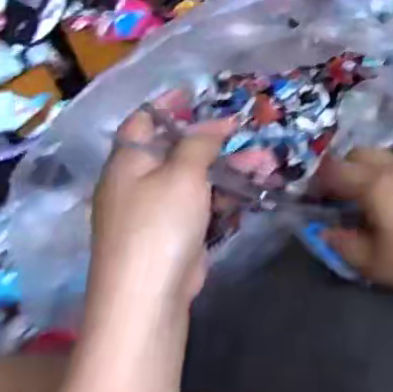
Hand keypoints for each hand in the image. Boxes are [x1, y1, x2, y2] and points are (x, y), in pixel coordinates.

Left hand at [87, 107, 232, 321]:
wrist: (146, 297)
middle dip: (214, 139)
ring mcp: (153, 212)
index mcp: (126, 165)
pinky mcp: (171, 234)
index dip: (166, 105)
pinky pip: (200, 202)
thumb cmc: (159, 225)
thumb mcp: (183, 173)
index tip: (197, 93)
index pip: (140, 123)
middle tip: (247, 130)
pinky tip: (252, 191)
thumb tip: (214, 123)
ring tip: (265, 164)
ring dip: (228, 167)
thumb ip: (200, 142)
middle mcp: (135, 185)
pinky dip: (224, 193)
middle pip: (175, 150)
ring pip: (194, 177)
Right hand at [317, 149, 392, 291]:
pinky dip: (386, 177)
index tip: (307, 202)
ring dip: (364, 173)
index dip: (314, 183)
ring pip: (380, 158)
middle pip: (357, 154)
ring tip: (362, 206)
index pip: (333, 170)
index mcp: (375, 183)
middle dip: (339, 171)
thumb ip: (343, 245)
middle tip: (333, 202)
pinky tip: (392, 205)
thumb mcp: (375, 263)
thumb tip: (326, 231)